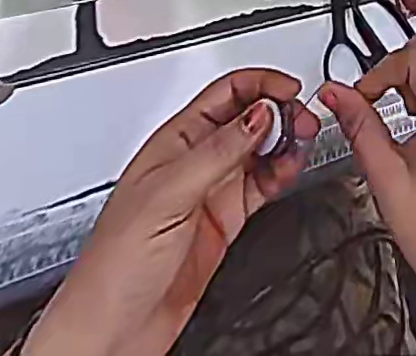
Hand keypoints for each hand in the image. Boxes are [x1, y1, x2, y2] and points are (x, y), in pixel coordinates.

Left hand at [26, 70, 320, 355]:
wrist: (112, 334)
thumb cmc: (115, 264)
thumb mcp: (168, 195)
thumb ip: (218, 152)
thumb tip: (259, 114)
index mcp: (178, 140)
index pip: (227, 92)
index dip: (261, 84)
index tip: (289, 91)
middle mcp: (198, 158)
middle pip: (249, 117)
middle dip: (279, 111)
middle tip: (303, 120)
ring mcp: (213, 188)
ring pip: (260, 148)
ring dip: (284, 140)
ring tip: (301, 143)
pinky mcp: (226, 217)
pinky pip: (262, 183)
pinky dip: (281, 172)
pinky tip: (289, 170)